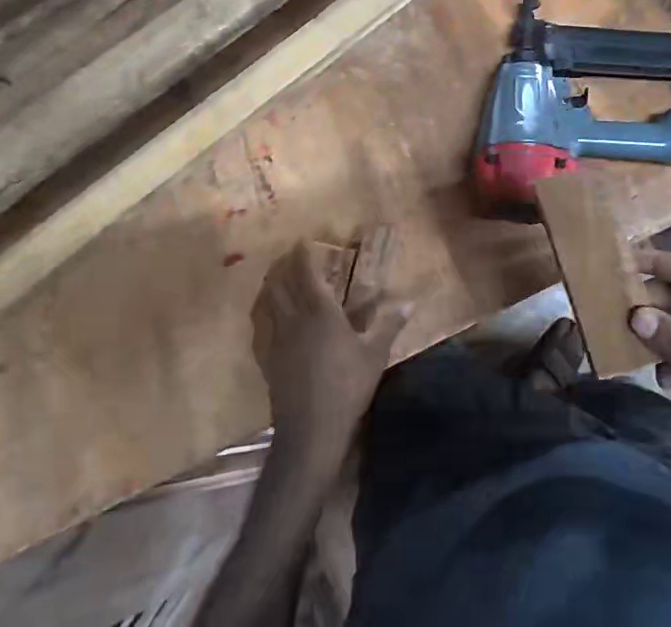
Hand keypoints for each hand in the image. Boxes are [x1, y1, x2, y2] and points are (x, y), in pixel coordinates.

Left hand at [253, 247, 411, 461]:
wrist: (312, 429)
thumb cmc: (348, 386)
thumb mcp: (376, 354)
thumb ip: (390, 324)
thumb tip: (410, 301)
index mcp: (321, 314)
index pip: (307, 276)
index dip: (302, 257)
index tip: (301, 241)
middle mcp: (294, 321)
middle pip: (280, 285)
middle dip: (282, 267)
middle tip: (287, 256)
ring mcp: (276, 341)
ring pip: (266, 304)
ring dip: (269, 286)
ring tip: (274, 278)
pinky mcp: (267, 361)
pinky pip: (260, 328)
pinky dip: (262, 314)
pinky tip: (266, 317)